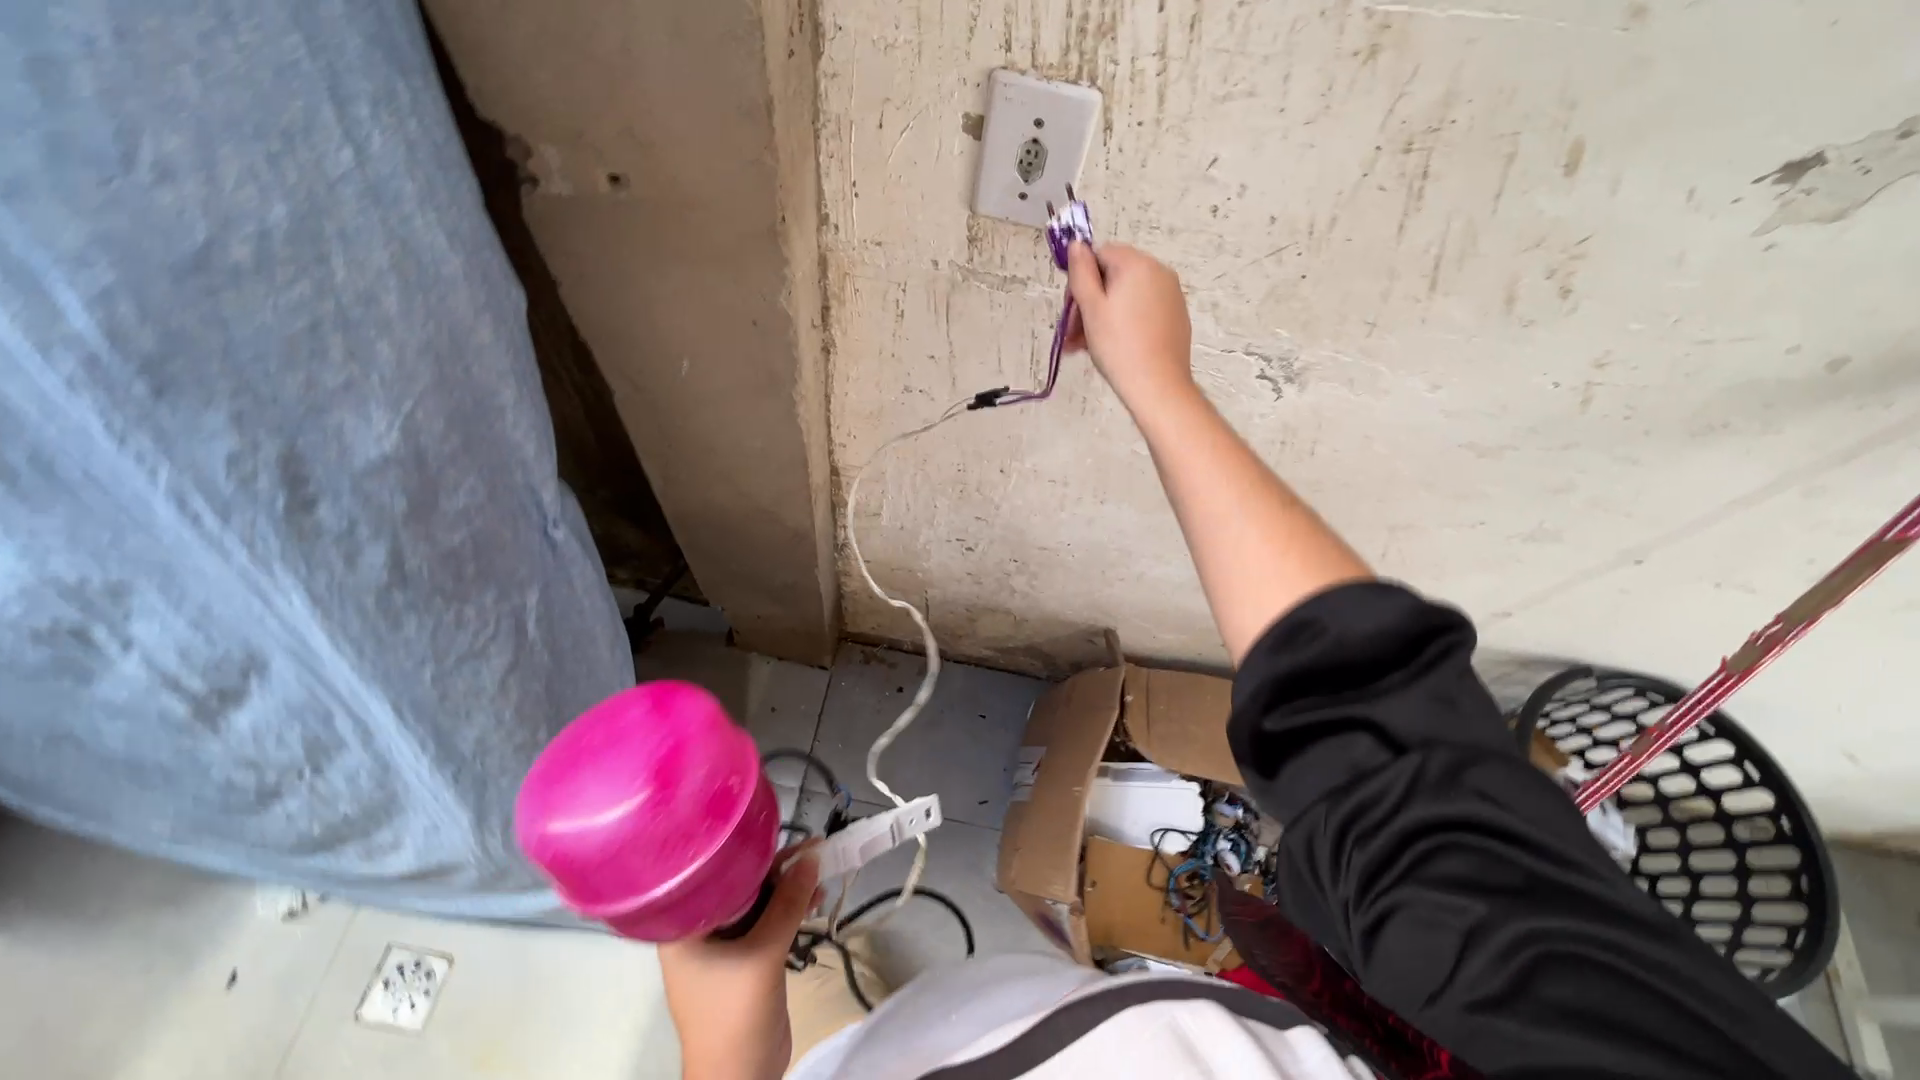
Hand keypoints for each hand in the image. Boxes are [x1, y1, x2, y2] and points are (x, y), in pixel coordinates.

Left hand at [660, 844, 821, 1079]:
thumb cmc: (733, 1018)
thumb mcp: (762, 956)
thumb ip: (787, 905)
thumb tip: (813, 858)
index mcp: (682, 928)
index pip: (714, 876)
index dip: (749, 853)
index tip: (783, 835)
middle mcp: (698, 932)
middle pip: (740, 888)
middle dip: (776, 870)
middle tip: (814, 850)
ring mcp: (722, 949)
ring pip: (757, 905)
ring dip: (788, 890)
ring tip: (821, 873)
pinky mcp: (744, 962)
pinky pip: (767, 924)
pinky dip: (789, 911)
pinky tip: (814, 900)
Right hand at [1064, 241, 1195, 406]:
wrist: (1158, 385)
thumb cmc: (1119, 346)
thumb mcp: (1091, 308)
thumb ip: (1081, 272)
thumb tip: (1077, 244)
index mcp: (1137, 264)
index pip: (1100, 254)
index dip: (1080, 279)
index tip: (1071, 310)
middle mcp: (1159, 272)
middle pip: (1113, 276)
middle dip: (1089, 302)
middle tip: (1073, 334)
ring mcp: (1171, 294)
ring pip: (1126, 296)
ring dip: (1102, 315)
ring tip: (1084, 347)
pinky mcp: (1175, 316)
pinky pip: (1142, 310)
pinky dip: (1124, 322)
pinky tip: (1111, 347)